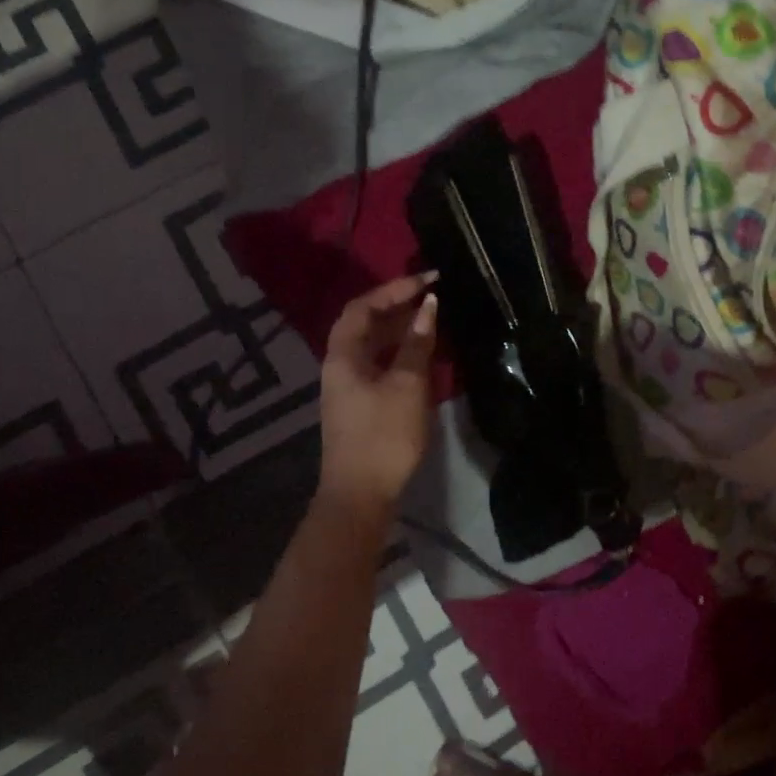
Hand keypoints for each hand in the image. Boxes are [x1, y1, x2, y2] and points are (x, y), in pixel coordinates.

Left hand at [317, 273, 439, 515]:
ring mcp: (349, 386)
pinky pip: (381, 364)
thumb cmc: (384, 435)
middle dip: (399, 306)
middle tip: (435, 296)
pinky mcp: (362, 405)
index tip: (429, 280)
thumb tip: (429, 306)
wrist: (361, 495)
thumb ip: (418, 343)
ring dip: (402, 329)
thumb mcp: (408, 385)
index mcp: (343, 355)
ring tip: (436, 320)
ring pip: (375, 345)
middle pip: (366, 323)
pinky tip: (426, 355)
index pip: (364, 306)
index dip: (394, 289)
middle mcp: (340, 365)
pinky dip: (402, 352)